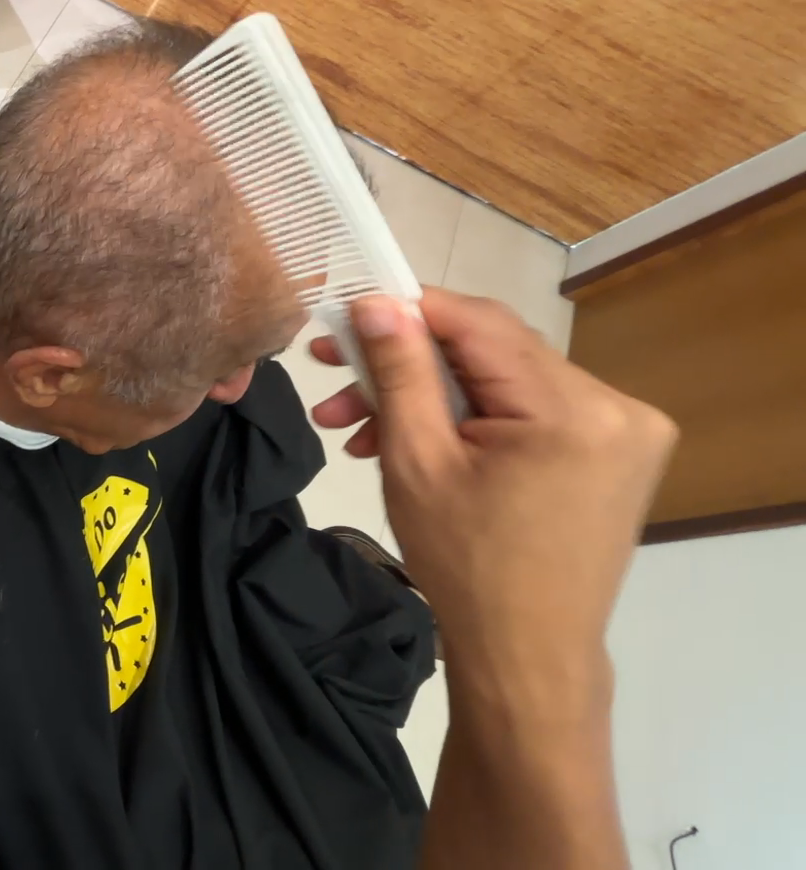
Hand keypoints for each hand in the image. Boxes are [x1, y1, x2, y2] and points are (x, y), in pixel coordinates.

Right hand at [309, 288, 676, 703]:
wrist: (523, 644)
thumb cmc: (460, 557)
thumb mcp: (413, 458)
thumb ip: (398, 371)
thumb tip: (375, 302)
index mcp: (572, 410)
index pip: (478, 323)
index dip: (405, 309)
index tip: (341, 314)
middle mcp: (614, 406)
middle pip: (485, 350)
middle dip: (400, 361)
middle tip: (328, 367)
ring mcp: (619, 429)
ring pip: (493, 379)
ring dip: (419, 392)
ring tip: (350, 424)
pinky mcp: (607, 449)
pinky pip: (516, 407)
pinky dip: (456, 416)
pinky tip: (403, 440)